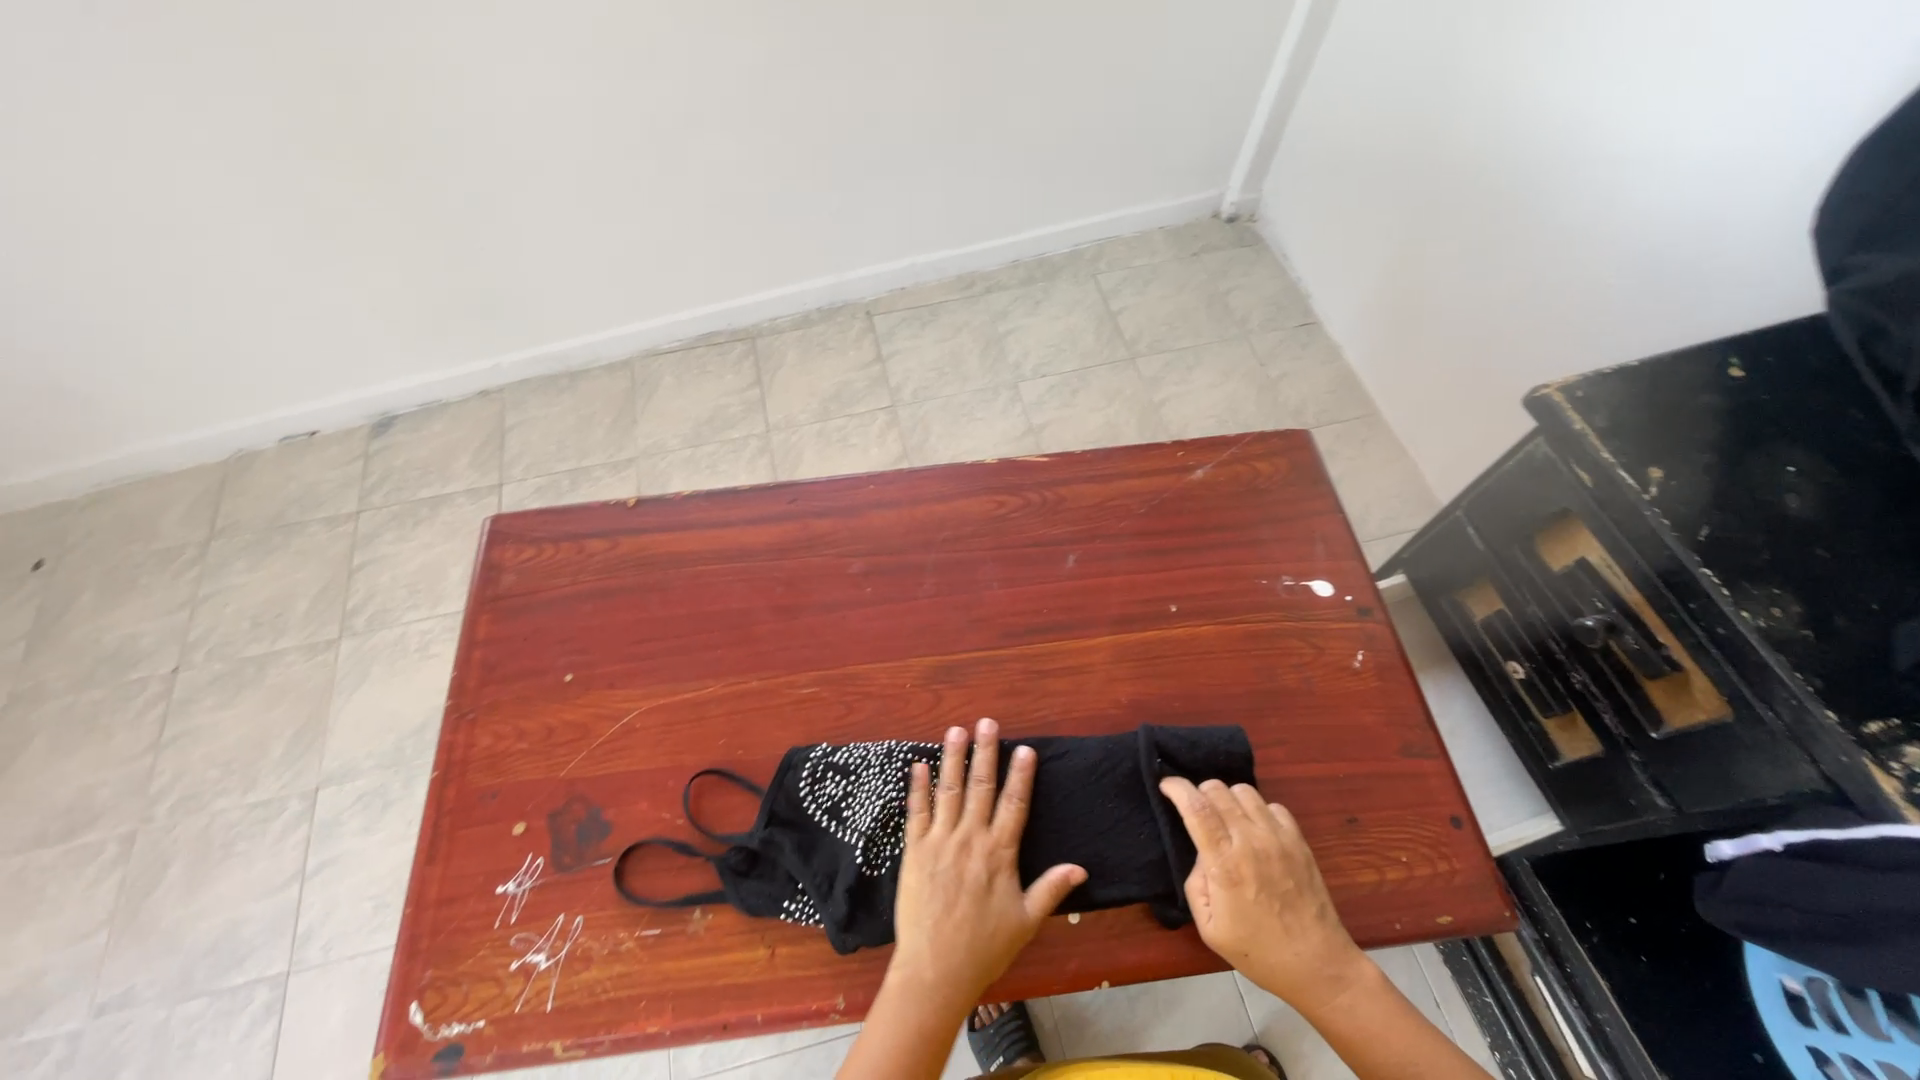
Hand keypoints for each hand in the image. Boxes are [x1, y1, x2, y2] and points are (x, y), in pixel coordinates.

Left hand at [889, 718, 1086, 1007]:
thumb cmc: (985, 948)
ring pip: (949, 791)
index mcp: (1000, 854)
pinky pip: (916, 812)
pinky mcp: (914, 852)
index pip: (1014, 804)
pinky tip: (918, 765)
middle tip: (987, 722)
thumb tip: (1080, 868)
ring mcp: (940, 843)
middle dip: (985, 752)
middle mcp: (971, 840)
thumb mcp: (1026, 921)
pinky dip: (918, 787)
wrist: (936, 970)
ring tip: (956, 730)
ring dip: (953, 758)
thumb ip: (1051, 890)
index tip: (1024, 748)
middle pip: (981, 787)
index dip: (1020, 774)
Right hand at [1159, 776, 1368, 1011]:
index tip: (1166, 785)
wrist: (1317, 963)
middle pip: (1219, 790)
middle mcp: (1251, 841)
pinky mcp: (1299, 841)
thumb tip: (1203, 855)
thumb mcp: (1209, 928)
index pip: (1197, 808)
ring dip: (1228, 798)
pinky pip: (1273, 806)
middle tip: (1195, 810)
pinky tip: (1254, 830)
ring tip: (1225, 819)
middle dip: (1200, 792)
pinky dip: (1257, 809)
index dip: (1177, 788)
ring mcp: (1279, 838)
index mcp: (1225, 864)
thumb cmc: (1257, 951)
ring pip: (1245, 791)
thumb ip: (1196, 884)